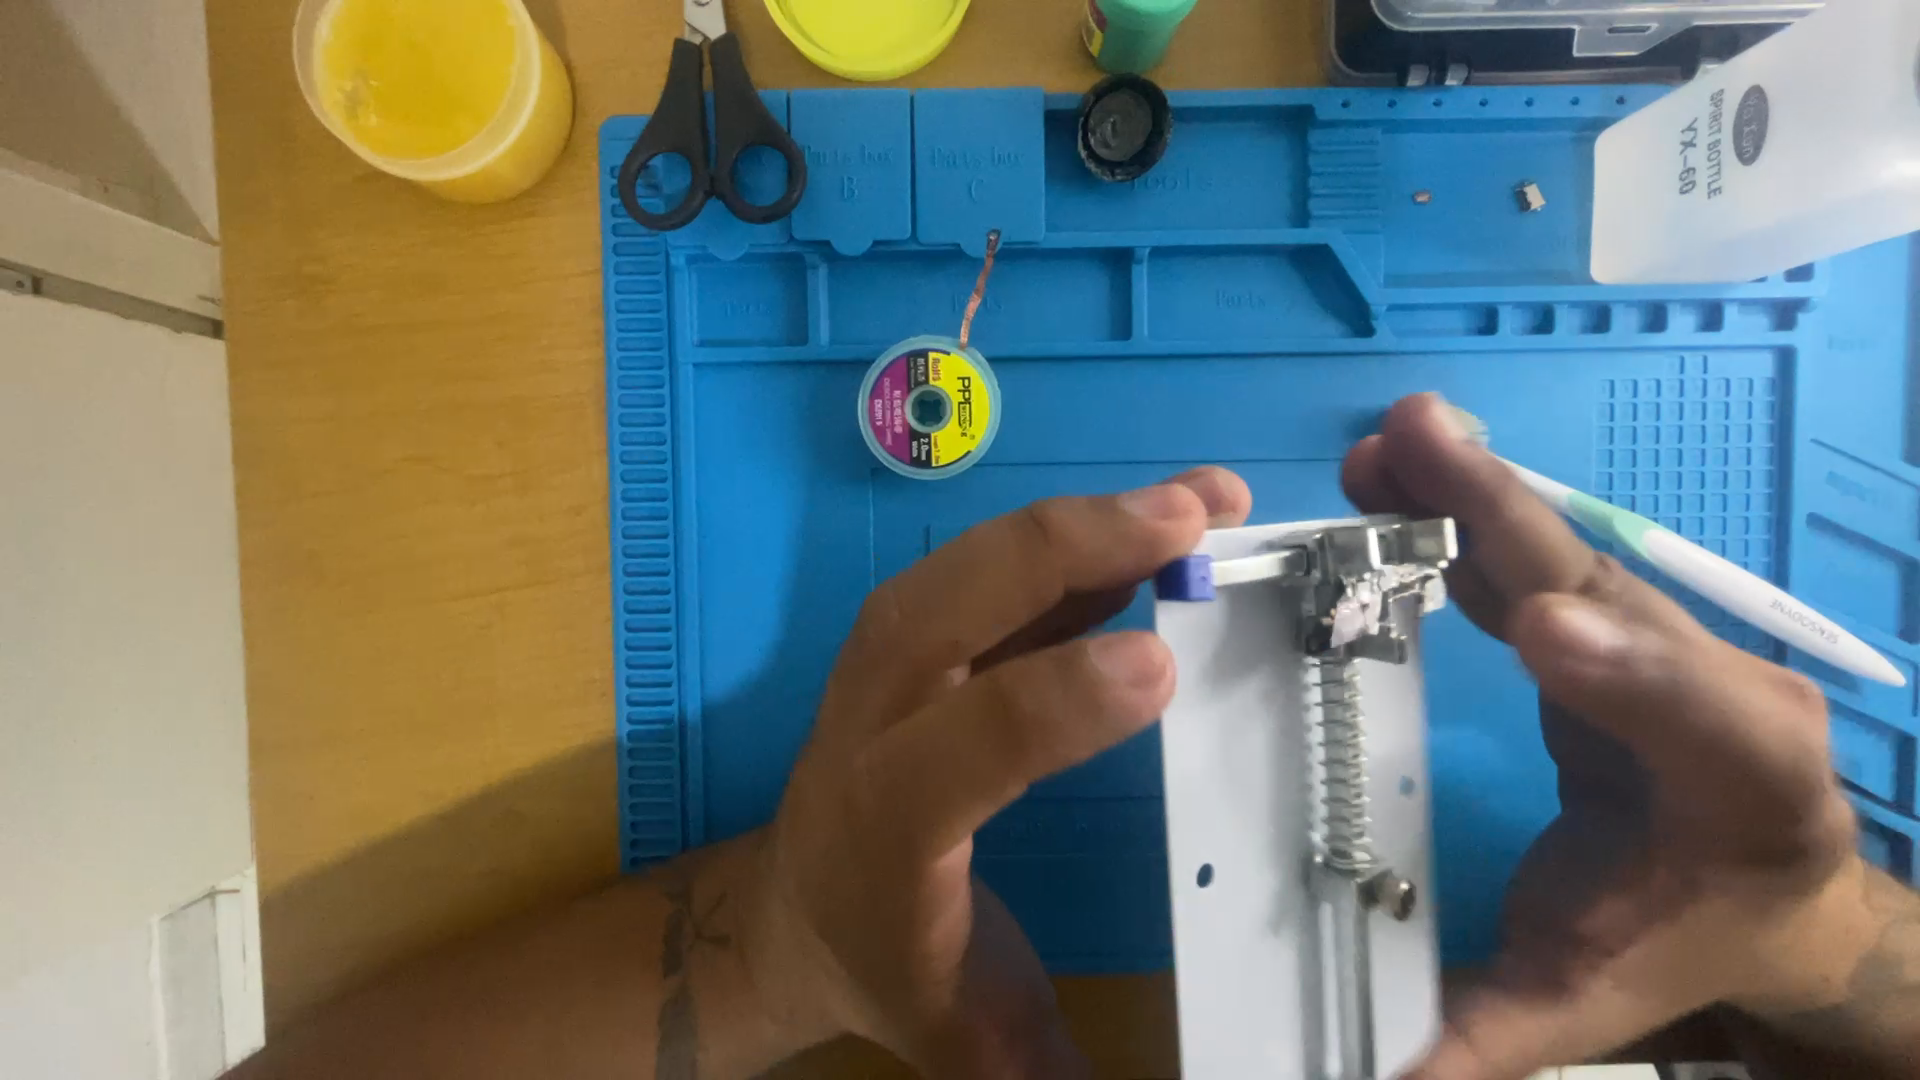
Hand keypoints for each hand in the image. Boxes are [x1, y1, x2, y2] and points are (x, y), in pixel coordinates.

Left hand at [738, 468, 1251, 1076]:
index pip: (972, 740)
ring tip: (1195, 499)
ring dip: (1083, 520)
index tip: (1161, 667)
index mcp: (889, 812)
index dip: (1060, 700)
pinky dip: (1072, 540)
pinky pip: (993, 567)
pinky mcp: (915, 629)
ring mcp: (889, 653)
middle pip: (958, 602)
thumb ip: (1040, 1066)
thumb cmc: (882, 954)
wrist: (796, 898)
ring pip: (975, 560)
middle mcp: (877, 707)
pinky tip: (1148, 524)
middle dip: (1075, 547)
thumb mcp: (963, 1028)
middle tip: (1196, 518)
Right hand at [1342, 394, 1862, 1078]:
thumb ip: (1490, 1035)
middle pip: (1606, 587)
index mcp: (1737, 792)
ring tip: (1388, 441)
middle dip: (1505, 516)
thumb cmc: (1687, 934)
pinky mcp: (1587, 611)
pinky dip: (1454, 502)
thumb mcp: (1595, 993)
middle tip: (1413, 447)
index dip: (1631, 677)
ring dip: (1464, 486)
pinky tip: (1394, 469)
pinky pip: (1515, 549)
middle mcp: (1700, 682)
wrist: (1766, 881)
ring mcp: (1642, 631)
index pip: (1705, 724)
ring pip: (1551, 544)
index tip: (1545, 631)